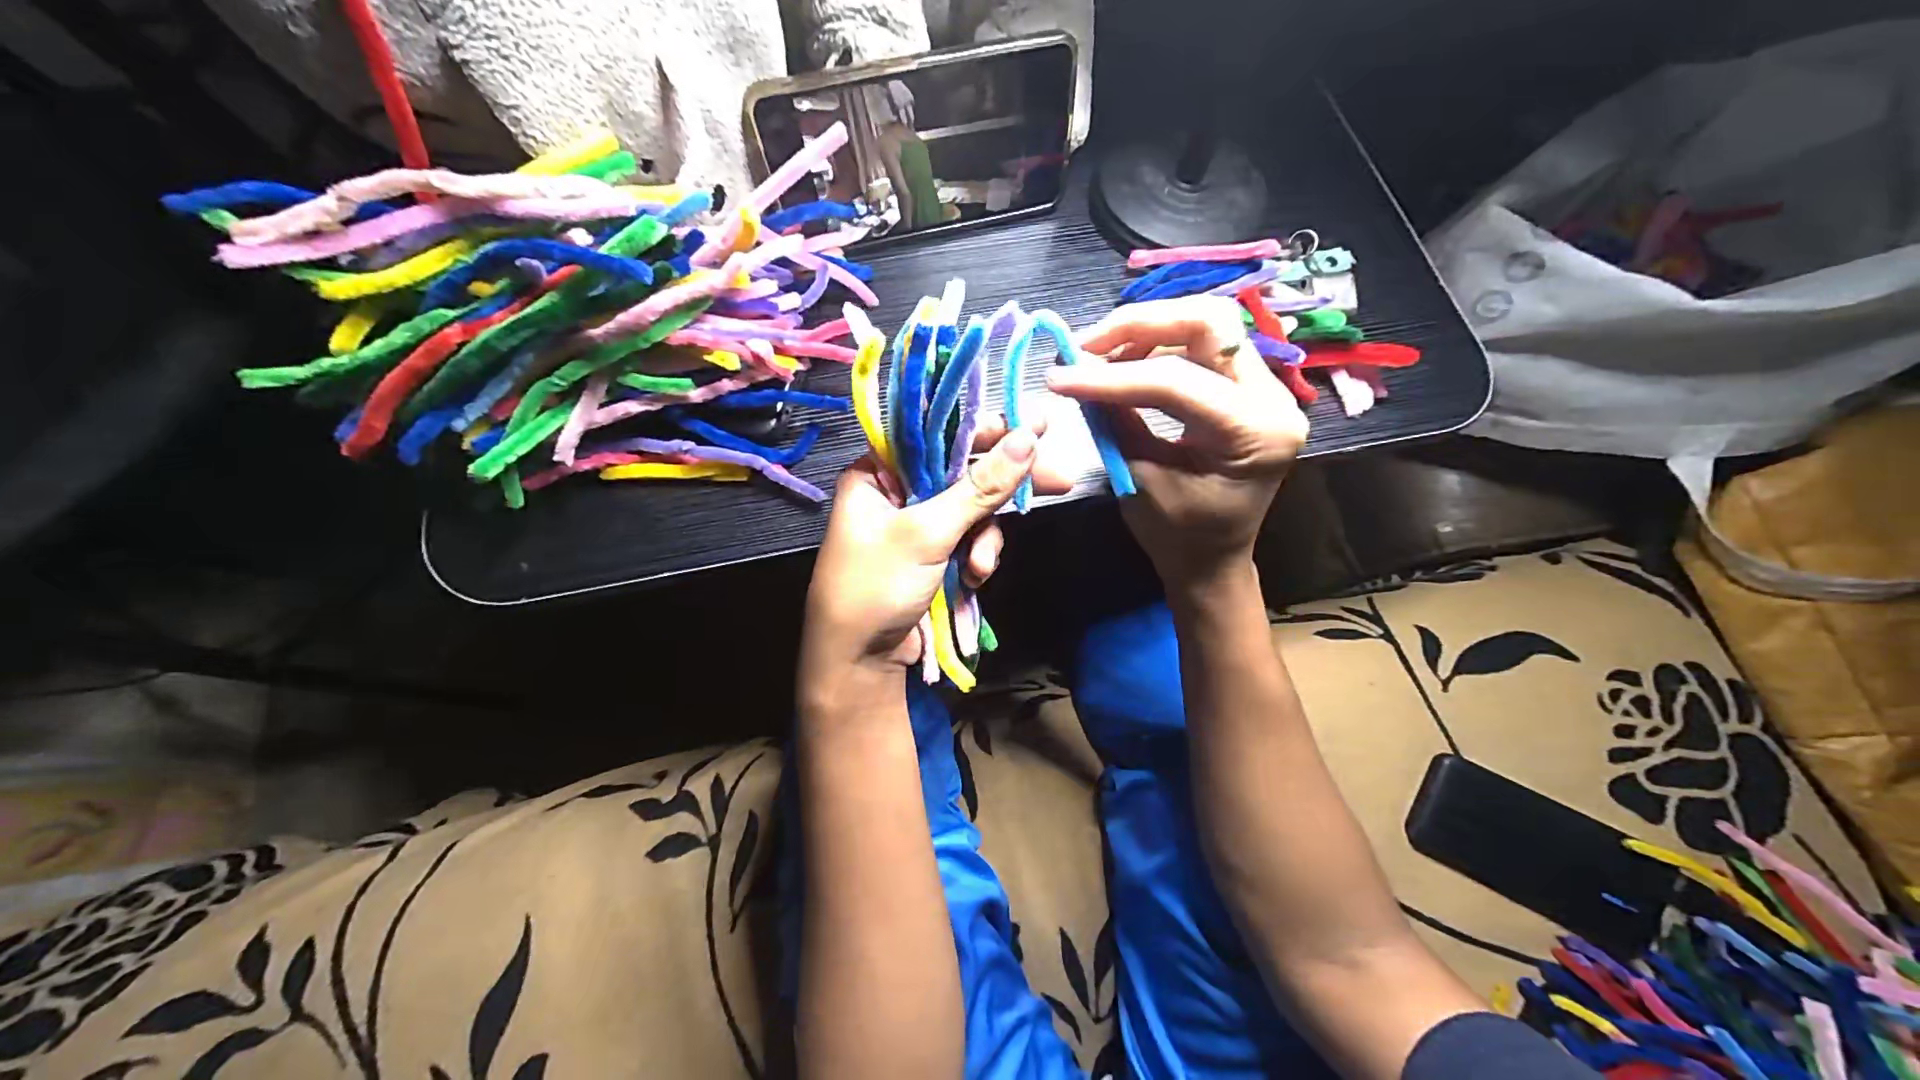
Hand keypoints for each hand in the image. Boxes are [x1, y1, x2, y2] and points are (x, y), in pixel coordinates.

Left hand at [800, 417, 1070, 707]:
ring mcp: (919, 524)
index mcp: (878, 472)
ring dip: (986, 537)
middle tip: (1058, 479)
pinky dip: (978, 556)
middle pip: (963, 471)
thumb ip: (979, 487)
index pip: (938, 434)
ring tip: (980, 566)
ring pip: (974, 509)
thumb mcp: (927, 534)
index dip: (987, 428)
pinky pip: (971, 540)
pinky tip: (974, 578)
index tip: (1035, 425)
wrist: (859, 663)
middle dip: (1004, 485)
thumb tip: (1027, 437)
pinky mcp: (935, 554)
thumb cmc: (875, 587)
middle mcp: (898, 491)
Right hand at [1047, 296, 1307, 587]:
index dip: (1113, 375)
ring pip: (1205, 323)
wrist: (1212, 559)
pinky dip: (1157, 342)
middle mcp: (1273, 398)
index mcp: (1255, 433)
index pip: (1179, 381)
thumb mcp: (1139, 480)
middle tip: (1085, 347)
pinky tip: (1123, 359)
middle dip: (1139, 324)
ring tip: (1098, 355)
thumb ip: (1115, 421)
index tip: (1059, 376)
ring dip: (1145, 329)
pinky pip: (1202, 343)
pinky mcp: (1246, 385)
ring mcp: (1265, 386)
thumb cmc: (1179, 536)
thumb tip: (1076, 373)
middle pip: (1209, 322)